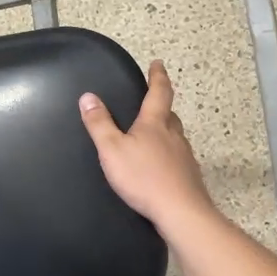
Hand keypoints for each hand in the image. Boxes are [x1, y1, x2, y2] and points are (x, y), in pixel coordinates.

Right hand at [78, 60, 214, 226]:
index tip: (158, 64)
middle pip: (169, 114)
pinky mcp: (188, 176)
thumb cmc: (143, 177)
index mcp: (154, 124)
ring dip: (165, 129)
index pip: (159, 93)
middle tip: (153, 100)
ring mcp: (184, 156)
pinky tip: (160, 164)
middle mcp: (173, 136)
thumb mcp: (111, 150)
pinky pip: (177, 156)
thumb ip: (99, 124)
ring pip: (175, 136)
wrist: (181, 212)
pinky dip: (168, 153)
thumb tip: (88, 96)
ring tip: (154, 132)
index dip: (157, 77)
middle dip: (162, 105)